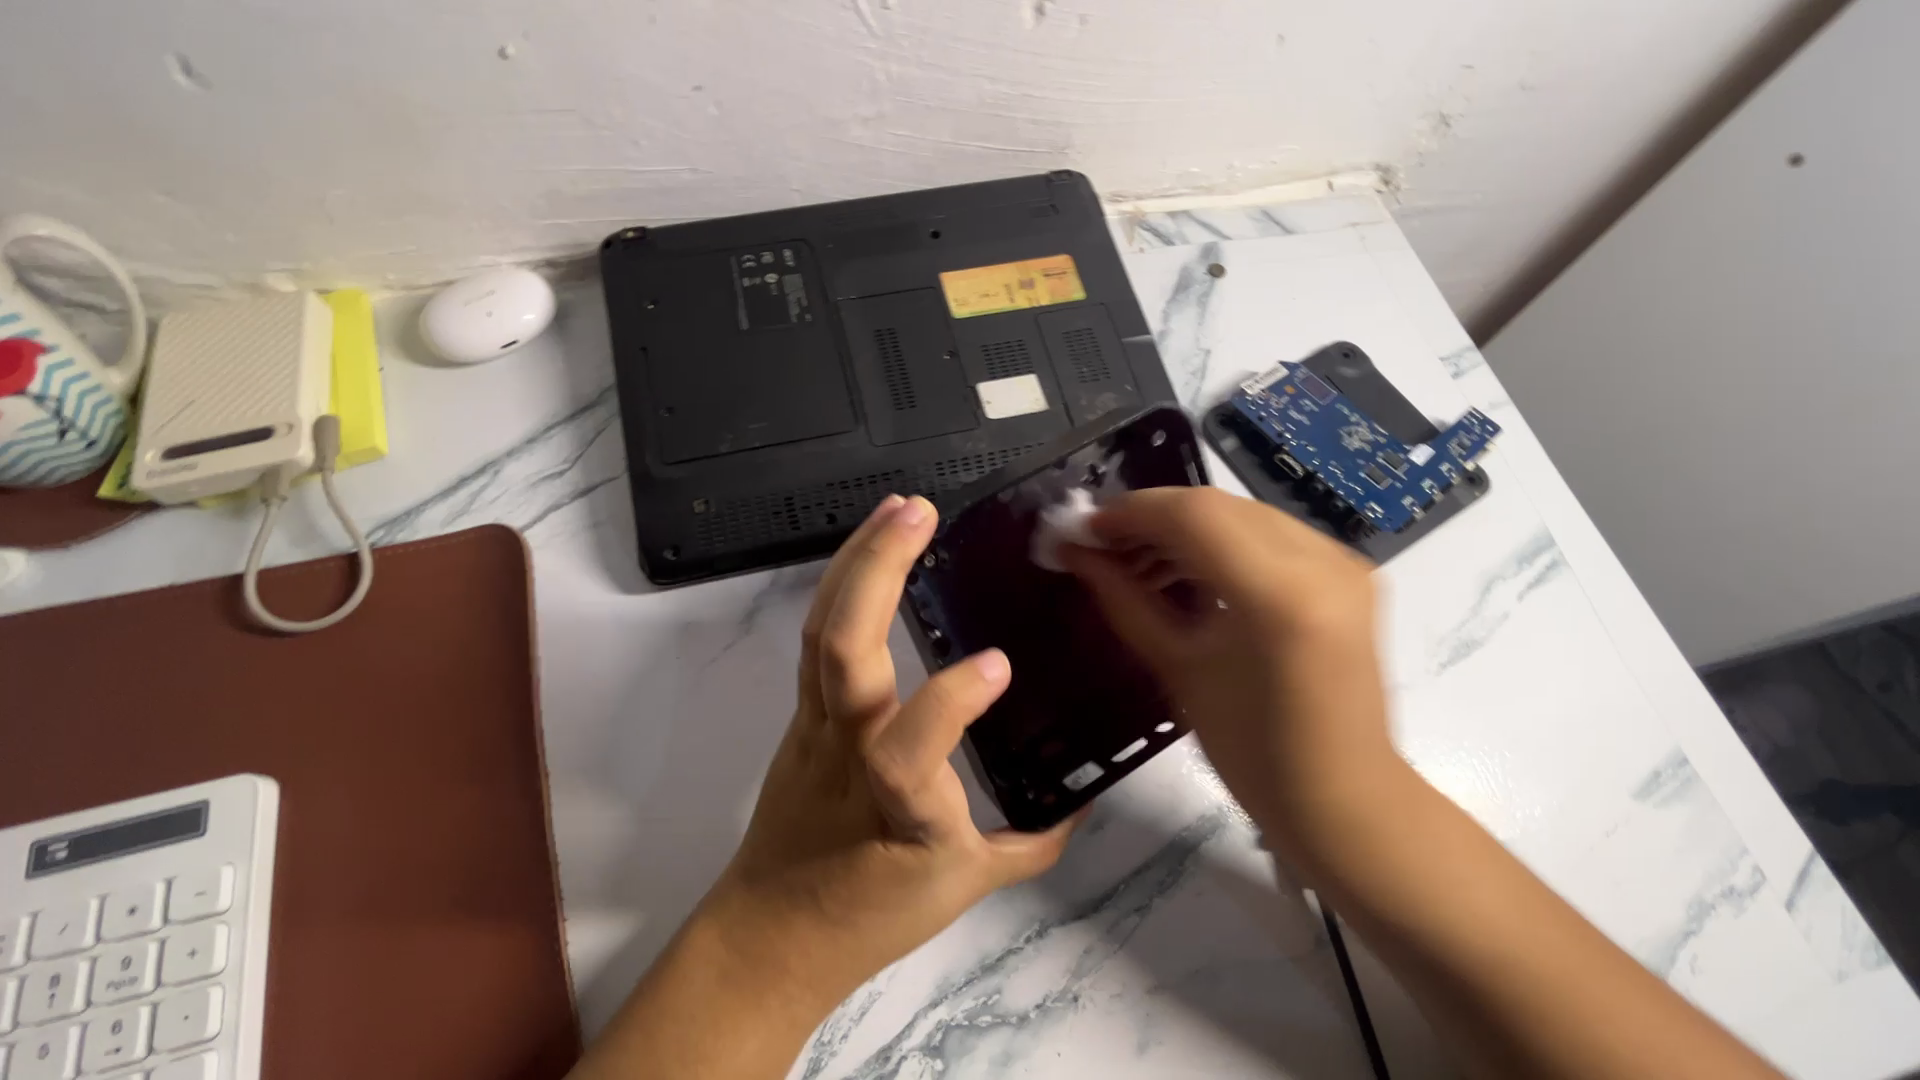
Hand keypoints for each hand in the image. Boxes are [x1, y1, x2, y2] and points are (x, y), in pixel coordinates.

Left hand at [699, 494, 1080, 1006]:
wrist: (772, 933)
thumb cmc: (869, 915)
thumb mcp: (965, 887)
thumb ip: (1031, 842)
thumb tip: (1086, 799)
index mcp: (897, 810)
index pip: (907, 754)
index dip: (946, 706)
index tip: (997, 664)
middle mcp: (847, 755)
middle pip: (843, 657)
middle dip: (876, 574)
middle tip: (919, 512)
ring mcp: (815, 726)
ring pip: (821, 634)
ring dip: (856, 562)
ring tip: (897, 509)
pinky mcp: (801, 714)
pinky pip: (816, 641)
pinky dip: (841, 586)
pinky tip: (868, 551)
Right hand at [1060, 486, 1399, 867]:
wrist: (1343, 797)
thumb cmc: (1253, 752)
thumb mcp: (1178, 669)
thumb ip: (1125, 599)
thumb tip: (1076, 553)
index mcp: (1280, 594)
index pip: (1194, 515)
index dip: (1131, 513)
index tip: (1084, 530)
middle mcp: (1322, 560)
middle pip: (1217, 506)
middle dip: (1152, 518)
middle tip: (1102, 545)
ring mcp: (1343, 561)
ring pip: (1242, 514)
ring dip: (1184, 529)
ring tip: (1135, 563)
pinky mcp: (1348, 571)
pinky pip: (1270, 535)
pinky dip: (1220, 543)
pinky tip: (1184, 570)